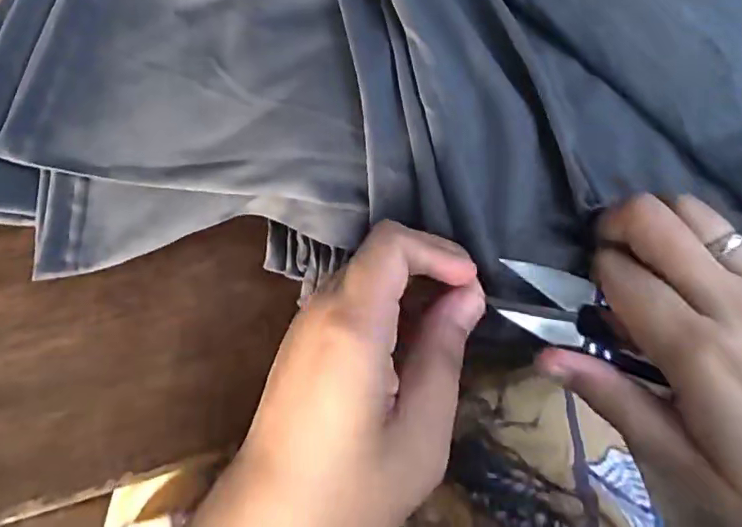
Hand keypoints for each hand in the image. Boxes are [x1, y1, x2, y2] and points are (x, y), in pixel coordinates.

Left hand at [193, 222, 485, 526]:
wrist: (271, 518)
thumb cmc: (352, 487)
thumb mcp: (419, 433)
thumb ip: (444, 353)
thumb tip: (467, 296)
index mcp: (351, 321)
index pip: (390, 242)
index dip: (435, 249)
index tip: (470, 280)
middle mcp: (322, 305)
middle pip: (379, 253)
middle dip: (428, 265)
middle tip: (466, 305)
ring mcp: (305, 319)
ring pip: (365, 272)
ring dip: (408, 286)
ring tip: (443, 328)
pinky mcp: (300, 337)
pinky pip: (349, 296)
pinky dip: (385, 303)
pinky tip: (405, 347)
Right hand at [538, 195, 741, 526]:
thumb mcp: (688, 471)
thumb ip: (616, 400)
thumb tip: (545, 356)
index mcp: (700, 353)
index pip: (620, 272)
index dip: (596, 273)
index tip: (599, 300)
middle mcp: (735, 304)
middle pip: (653, 217)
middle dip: (616, 224)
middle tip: (613, 259)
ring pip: (694, 210)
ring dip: (661, 223)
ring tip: (657, 264)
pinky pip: (738, 235)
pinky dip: (705, 240)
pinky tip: (709, 282)